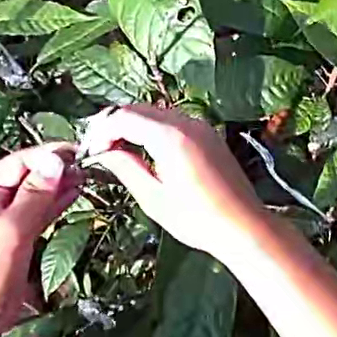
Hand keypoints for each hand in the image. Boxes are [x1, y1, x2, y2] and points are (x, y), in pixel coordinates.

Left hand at [0, 143, 81, 336]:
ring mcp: (0, 225)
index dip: (47, 155)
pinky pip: (36, 216)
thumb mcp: (11, 233)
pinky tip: (71, 195)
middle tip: (88, 164)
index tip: (79, 151)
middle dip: (55, 168)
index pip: (17, 162)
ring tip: (86, 176)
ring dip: (57, 186)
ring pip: (33, 196)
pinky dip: (54, 205)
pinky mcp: (12, 244)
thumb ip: (34, 196)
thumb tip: (56, 161)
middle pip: (25, 176)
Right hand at [78, 105, 270, 257]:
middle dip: (114, 124)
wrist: (245, 227)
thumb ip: (126, 168)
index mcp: (170, 137)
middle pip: (138, 109)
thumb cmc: (198, 219)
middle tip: (98, 147)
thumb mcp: (154, 198)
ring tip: (116, 149)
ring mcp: (199, 126)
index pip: (124, 118)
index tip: (91, 150)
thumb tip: (104, 152)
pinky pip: (171, 120)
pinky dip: (151, 128)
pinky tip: (143, 149)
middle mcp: (186, 123)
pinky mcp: (207, 134)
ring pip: (154, 112)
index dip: (102, 131)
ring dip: (132, 124)